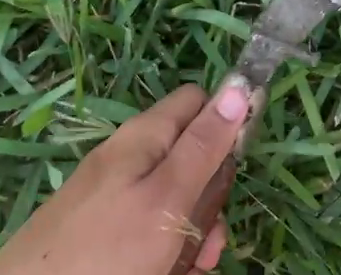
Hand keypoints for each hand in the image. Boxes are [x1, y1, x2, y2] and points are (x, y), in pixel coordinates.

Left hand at [0, 80, 251, 274]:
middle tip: (209, 241)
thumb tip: (241, 85)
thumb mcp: (167, 196)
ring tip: (188, 269)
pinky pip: (147, 230)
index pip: (198, 102)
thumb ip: (204, 145)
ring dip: (191, 234)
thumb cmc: (106, 250)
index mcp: (145, 135)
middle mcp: (128, 157)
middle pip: (190, 158)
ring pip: (172, 202)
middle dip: (209, 198)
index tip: (233, 168)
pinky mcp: (99, 232)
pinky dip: (162, 253)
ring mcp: (111, 196)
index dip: (224, 126)